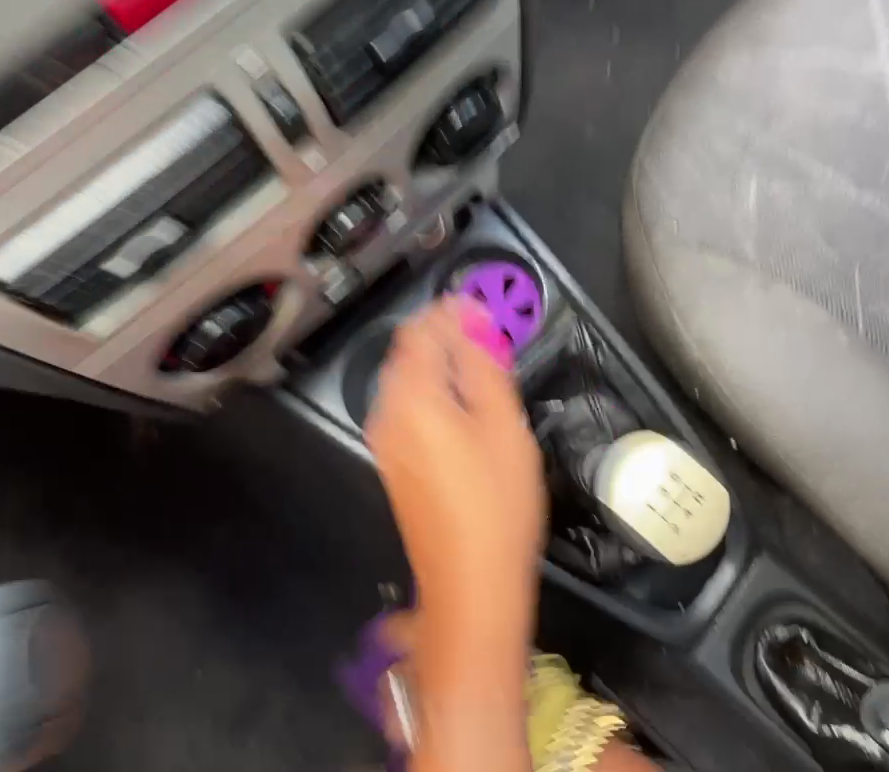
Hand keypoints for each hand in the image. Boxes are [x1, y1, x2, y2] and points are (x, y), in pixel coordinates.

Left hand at [367, 300, 546, 630]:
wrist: (469, 584)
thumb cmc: (496, 502)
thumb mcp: (503, 425)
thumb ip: (484, 365)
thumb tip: (474, 322)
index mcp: (413, 396)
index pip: (422, 330)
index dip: (449, 310)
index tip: (480, 304)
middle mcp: (388, 412)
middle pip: (408, 353)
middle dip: (442, 333)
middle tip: (485, 331)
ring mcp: (386, 440)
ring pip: (405, 380)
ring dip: (437, 362)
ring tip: (480, 362)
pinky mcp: (393, 463)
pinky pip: (406, 407)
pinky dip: (431, 391)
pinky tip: (462, 403)